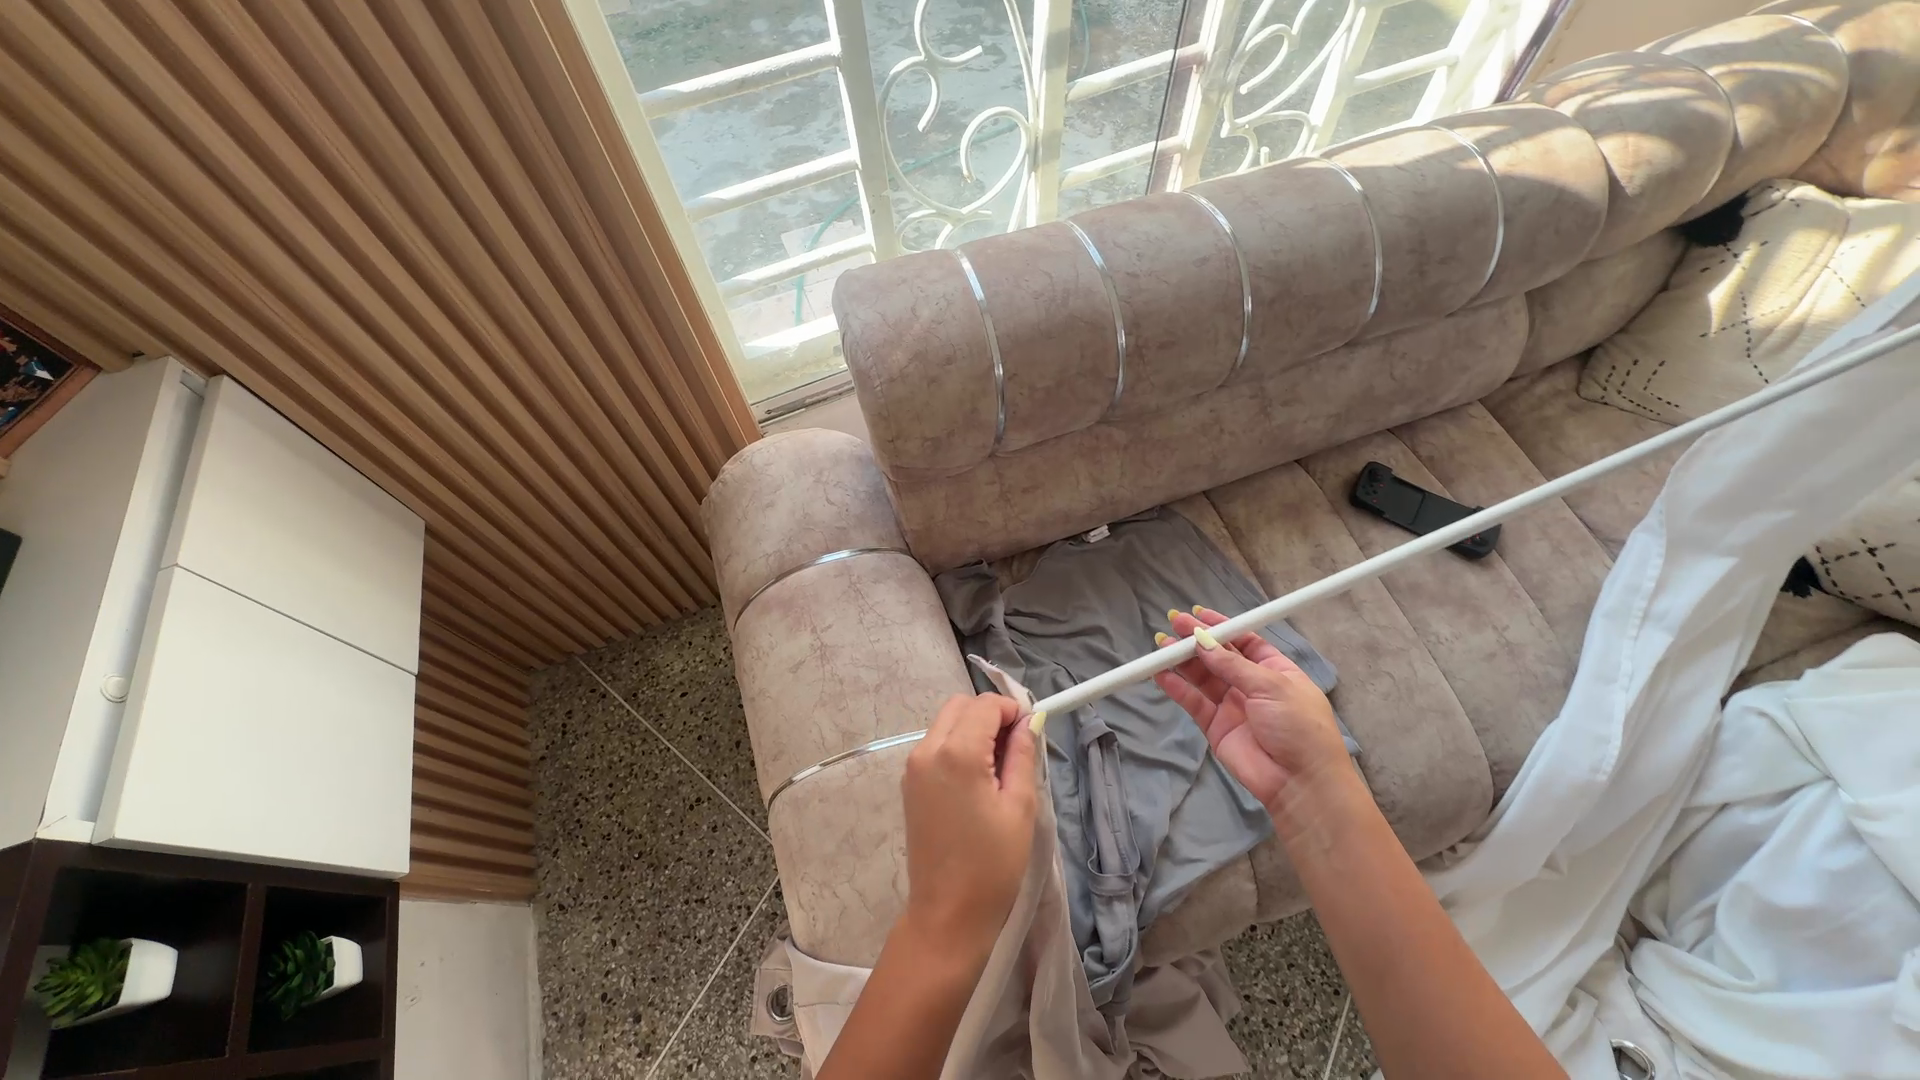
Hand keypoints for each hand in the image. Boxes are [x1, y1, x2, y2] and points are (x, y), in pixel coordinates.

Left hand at [900, 693, 1039, 958]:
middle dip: (989, 715)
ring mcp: (912, 768)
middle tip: (1015, 748)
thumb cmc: (992, 864)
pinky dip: (957, 747)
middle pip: (959, 706)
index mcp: (957, 754)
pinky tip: (976, 781)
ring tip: (998, 768)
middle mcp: (927, 751)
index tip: (1030, 731)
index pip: (984, 705)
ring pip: (945, 723)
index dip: (1011, 710)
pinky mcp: (909, 784)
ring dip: (972, 730)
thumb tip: (1028, 722)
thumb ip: (1022, 754)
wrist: (948, 914)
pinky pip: (935, 746)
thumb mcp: (1019, 806)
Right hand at [1154, 606, 1352, 818]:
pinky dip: (1176, 687)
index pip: (1244, 641)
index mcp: (1275, 670)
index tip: (1197, 614)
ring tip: (1160, 646)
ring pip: (1202, 677)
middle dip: (1196, 640)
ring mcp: (1232, 706)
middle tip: (1173, 623)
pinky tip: (1160, 673)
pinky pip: (1193, 701)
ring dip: (1182, 661)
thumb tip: (1202, 641)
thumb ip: (1232, 664)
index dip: (1221, 627)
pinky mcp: (1215, 726)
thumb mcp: (1271, 686)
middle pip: (1219, 656)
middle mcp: (1252, 685)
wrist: (1299, 782)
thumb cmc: (1299, 726)